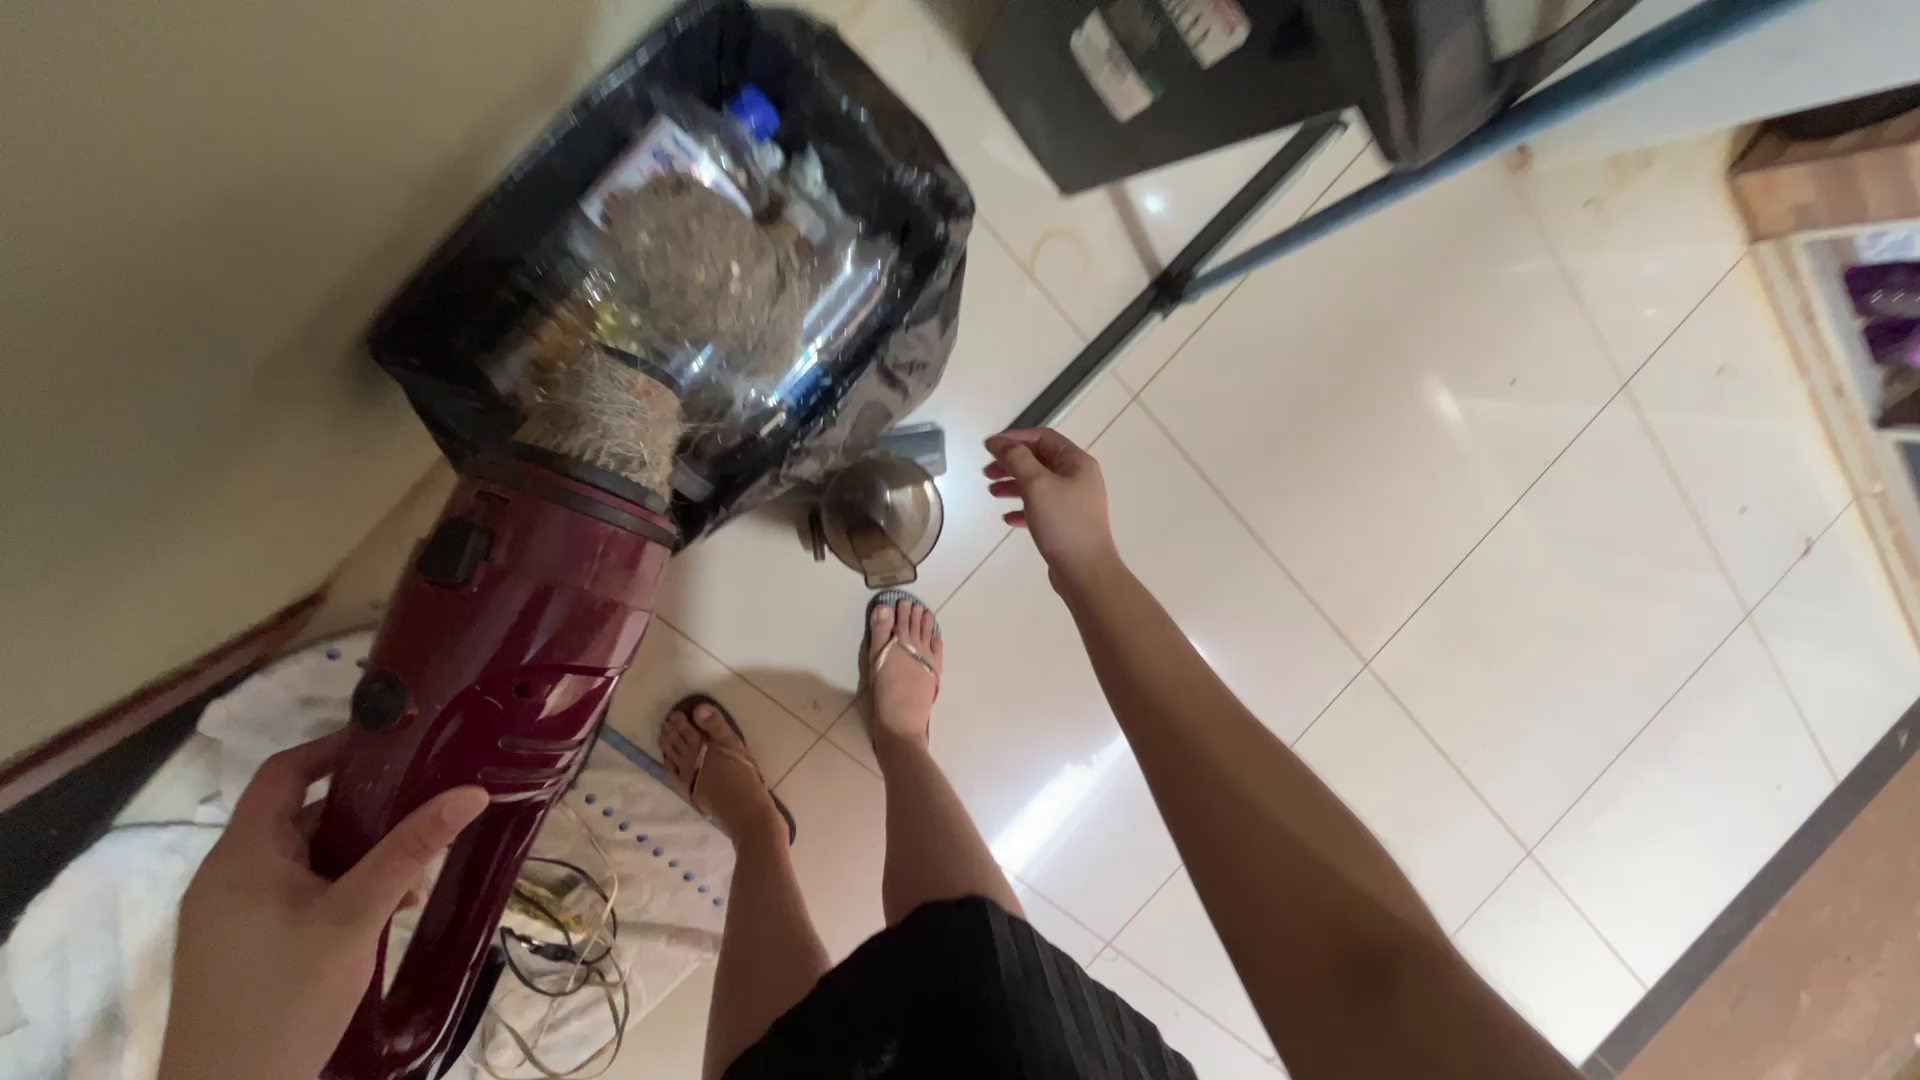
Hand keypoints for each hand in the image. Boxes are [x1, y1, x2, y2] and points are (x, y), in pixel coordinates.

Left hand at [159, 731, 489, 1079]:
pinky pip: (303, 890)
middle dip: (367, 808)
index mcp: (242, 857)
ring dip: (363, 852)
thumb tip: (473, 790)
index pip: (284, 773)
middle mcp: (230, 876)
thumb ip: (412, 849)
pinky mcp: (247, 944)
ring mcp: (234, 914)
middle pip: (302, 815)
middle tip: (425, 805)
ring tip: (417, 869)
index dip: (335, 748)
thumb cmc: (286, 994)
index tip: (397, 742)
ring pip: (308, 856)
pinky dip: (346, 885)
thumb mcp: (358, 914)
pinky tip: (388, 908)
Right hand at [985, 428, 1121, 592]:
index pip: (1043, 438)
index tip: (989, 447)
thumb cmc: (1062, 523)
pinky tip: (1008, 518)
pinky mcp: (1067, 524)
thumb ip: (1016, 459)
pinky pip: (1042, 508)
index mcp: (1077, 463)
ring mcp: (1074, 502)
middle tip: (987, 472)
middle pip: (1040, 461)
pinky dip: (1023, 508)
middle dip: (1011, 463)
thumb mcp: (1036, 484)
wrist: (1085, 571)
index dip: (1015, 438)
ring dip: (1014, 485)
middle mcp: (1078, 478)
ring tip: (992, 492)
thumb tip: (999, 442)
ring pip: (1039, 485)